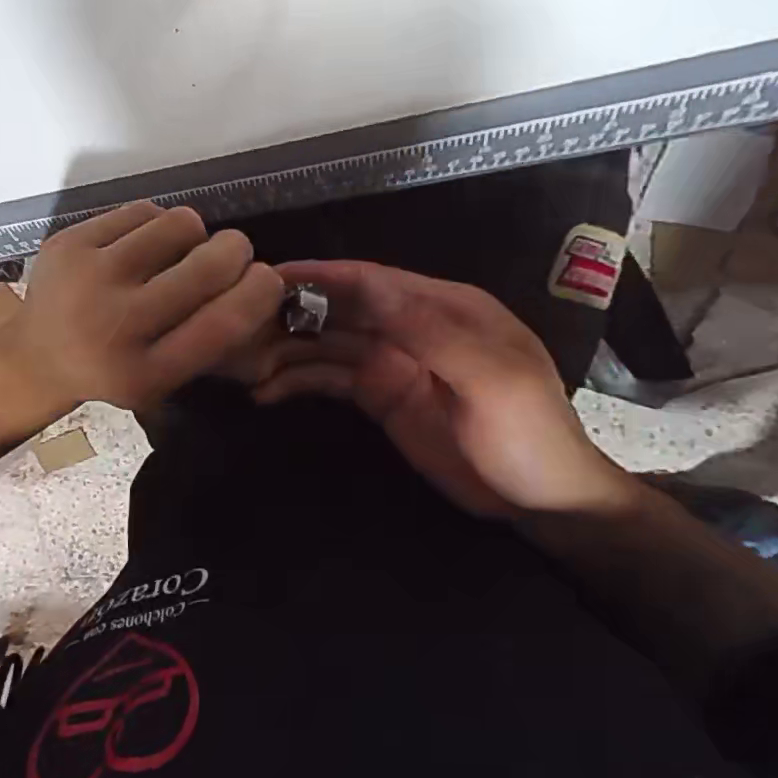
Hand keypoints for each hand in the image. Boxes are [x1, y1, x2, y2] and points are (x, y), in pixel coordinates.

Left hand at [0, 203, 283, 440]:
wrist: (35, 358)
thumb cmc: (116, 369)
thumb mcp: (166, 378)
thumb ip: (213, 339)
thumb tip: (264, 283)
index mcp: (145, 373)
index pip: (223, 323)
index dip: (260, 292)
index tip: (269, 277)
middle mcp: (115, 326)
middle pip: (210, 265)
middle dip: (236, 251)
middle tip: (231, 255)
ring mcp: (87, 278)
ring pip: (182, 224)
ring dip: (195, 233)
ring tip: (178, 252)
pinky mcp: (68, 243)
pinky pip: (145, 210)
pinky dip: (157, 225)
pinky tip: (141, 248)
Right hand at [250, 261, 641, 518]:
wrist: (541, 500)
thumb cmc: (526, 430)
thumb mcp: (488, 377)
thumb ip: (429, 330)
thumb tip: (365, 287)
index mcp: (443, 307)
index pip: (372, 281)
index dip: (322, 277)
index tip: (269, 278)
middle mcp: (411, 327)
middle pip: (342, 310)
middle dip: (293, 313)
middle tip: (237, 326)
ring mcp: (393, 363)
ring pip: (329, 345)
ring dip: (287, 350)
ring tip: (240, 364)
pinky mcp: (380, 398)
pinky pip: (332, 380)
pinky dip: (299, 382)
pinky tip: (266, 393)